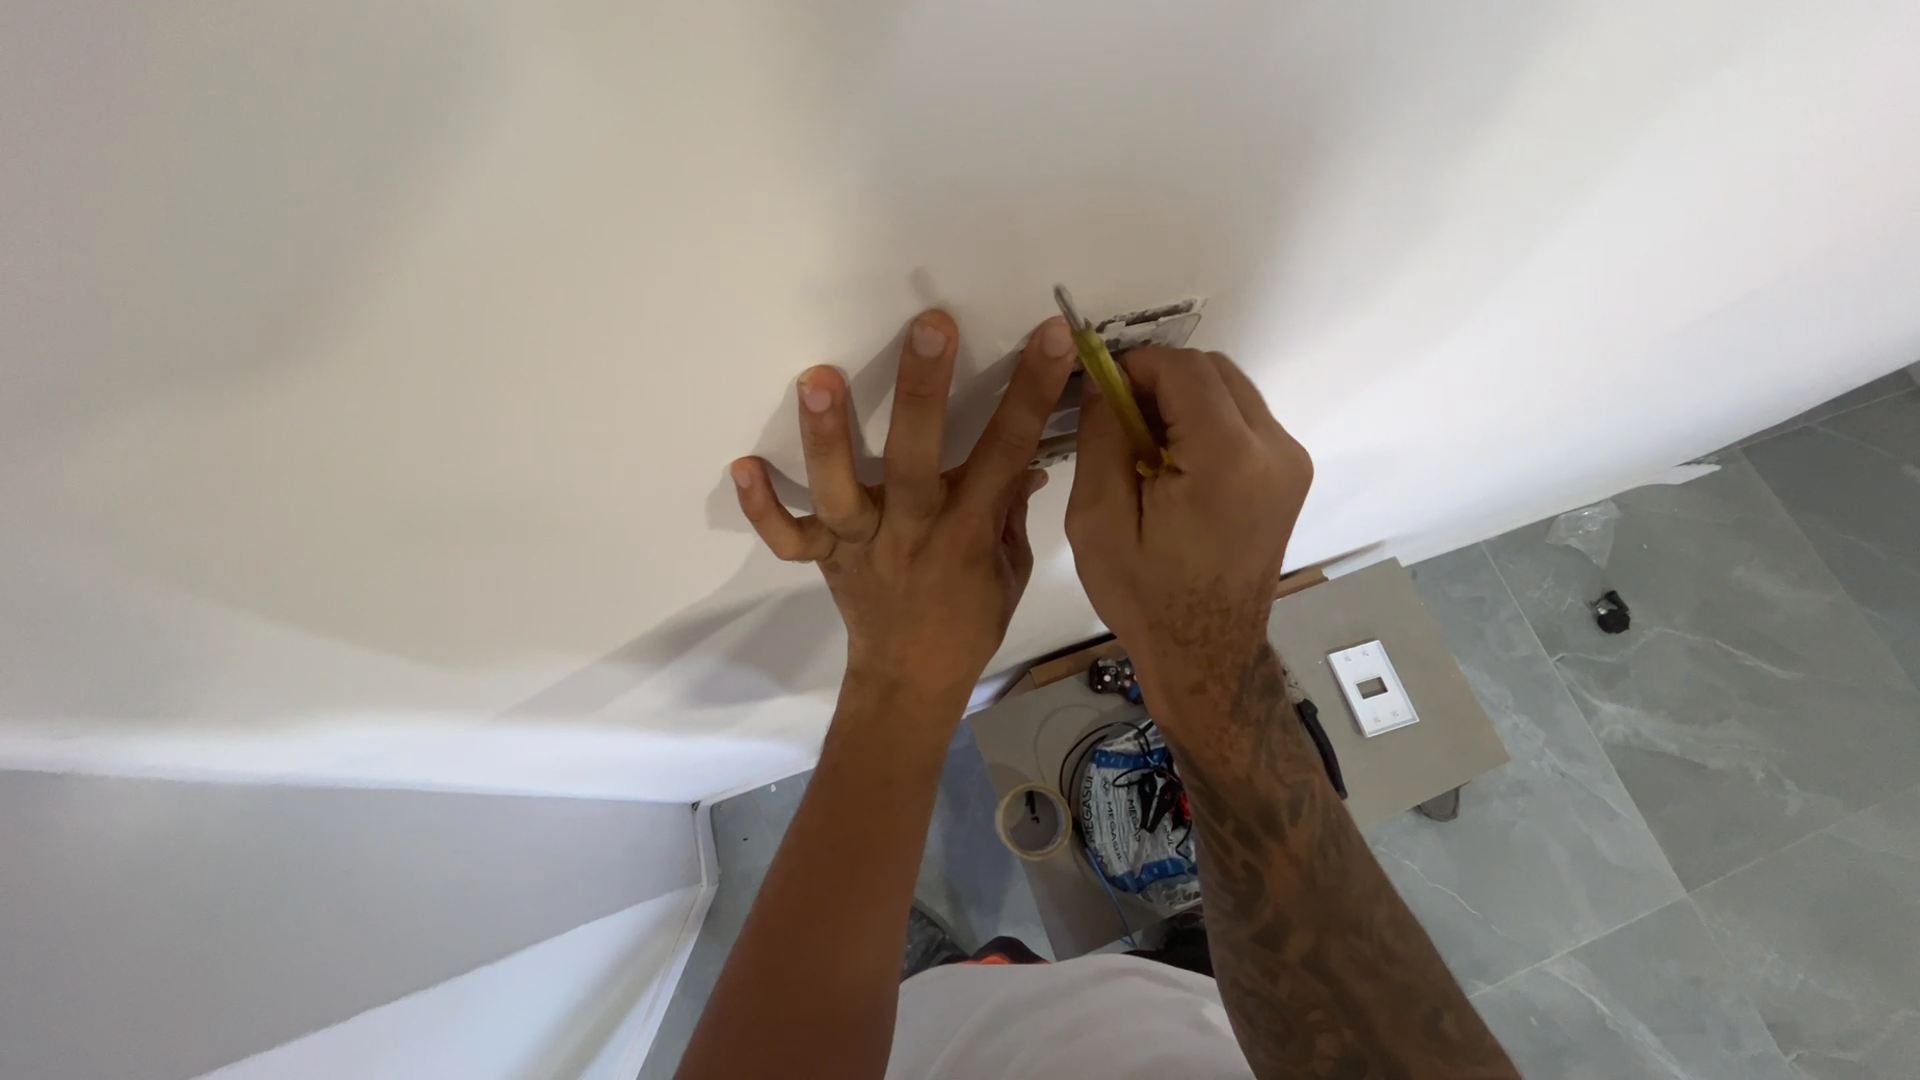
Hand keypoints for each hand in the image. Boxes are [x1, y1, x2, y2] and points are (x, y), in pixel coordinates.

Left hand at [732, 310, 1075, 708]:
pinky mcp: (824, 559)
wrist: (911, 680)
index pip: (1006, 454)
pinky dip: (763, 508)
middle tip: (929, 328)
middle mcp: (913, 533)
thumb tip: (1025, 461)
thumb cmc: (967, 624)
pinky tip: (743, 464)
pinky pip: (788, 538)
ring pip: (840, 493)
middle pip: (917, 461)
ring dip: (827, 439)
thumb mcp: (1009, 571)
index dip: (1031, 394)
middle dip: (925, 394)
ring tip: (817, 378)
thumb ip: (1010, 511)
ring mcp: (861, 546)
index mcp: (968, 533)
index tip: (1049, 337)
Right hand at [1064, 347, 1311, 703]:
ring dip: (1183, 400)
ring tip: (1143, 446)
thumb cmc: (1144, 596)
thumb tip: (1102, 382)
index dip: (1136, 365)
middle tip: (1116, 420)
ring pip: (1231, 390)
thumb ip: (1101, 437)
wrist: (1204, 652)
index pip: (1184, 369)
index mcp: (1228, 460)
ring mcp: (1291, 462)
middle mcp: (1275, 450)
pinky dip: (1205, 422)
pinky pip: (1244, 419)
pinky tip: (1174, 463)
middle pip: (1213, 371)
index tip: (1099, 387)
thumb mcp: (1098, 519)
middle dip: (1159, 381)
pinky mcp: (1291, 475)